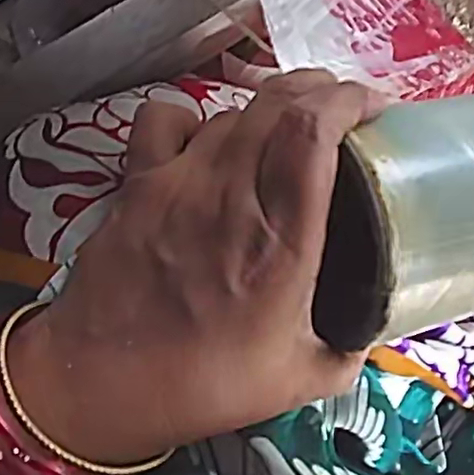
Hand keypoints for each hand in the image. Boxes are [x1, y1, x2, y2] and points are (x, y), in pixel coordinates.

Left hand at [8, 70, 389, 464]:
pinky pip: (167, 117)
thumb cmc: (203, 384)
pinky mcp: (137, 183)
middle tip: (343, 109)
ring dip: (273, 107)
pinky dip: (199, 116)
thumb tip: (376, 332)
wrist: (98, 386)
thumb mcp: (301, 379)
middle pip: (278, 102)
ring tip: (289, 129)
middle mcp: (230, 198)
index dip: (348, 100)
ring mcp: (177, 183)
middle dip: (322, 88)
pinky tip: (209, 141)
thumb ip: (351, 353)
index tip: (374, 106)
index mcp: (281, 243)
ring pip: (233, 109)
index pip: (312, 132)